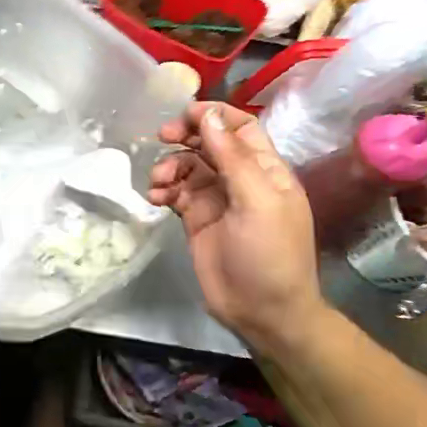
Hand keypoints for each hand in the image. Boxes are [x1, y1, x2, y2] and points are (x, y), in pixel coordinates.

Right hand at [148, 103, 325, 350]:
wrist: (264, 313)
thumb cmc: (270, 253)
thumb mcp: (257, 201)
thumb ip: (232, 157)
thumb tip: (209, 116)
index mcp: (266, 169)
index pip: (240, 127)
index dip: (215, 116)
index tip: (185, 114)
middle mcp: (241, 178)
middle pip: (210, 142)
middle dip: (186, 135)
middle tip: (162, 136)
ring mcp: (217, 199)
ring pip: (189, 166)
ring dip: (171, 165)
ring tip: (159, 181)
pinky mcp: (197, 220)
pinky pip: (176, 193)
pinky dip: (164, 190)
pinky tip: (156, 199)